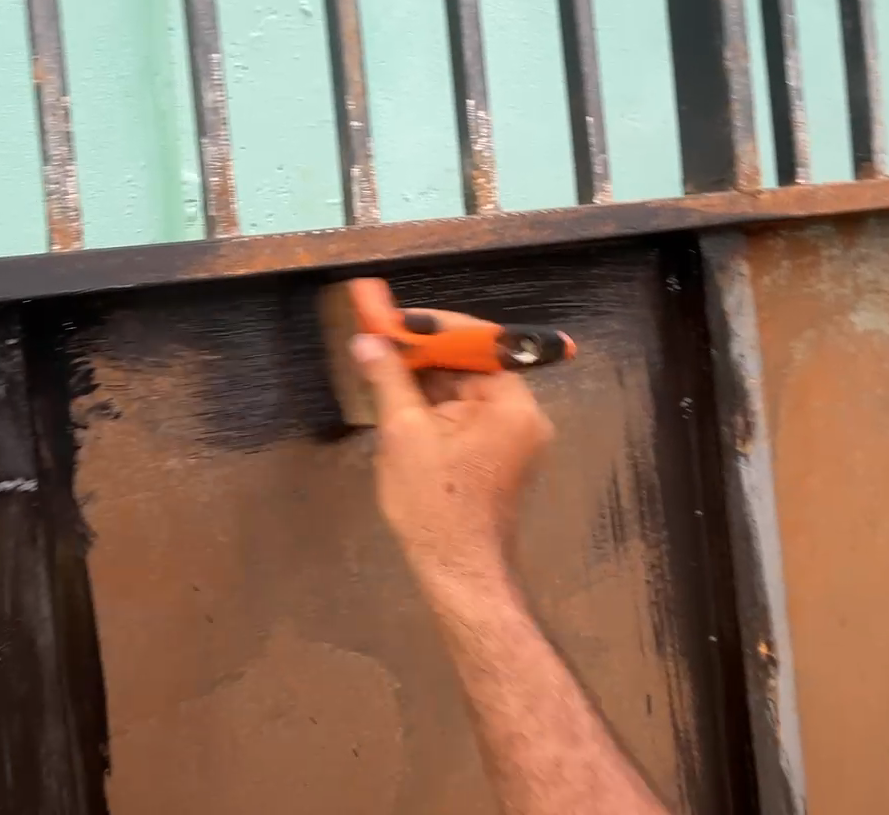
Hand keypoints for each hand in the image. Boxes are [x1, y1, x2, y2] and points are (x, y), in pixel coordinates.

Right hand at [353, 334, 555, 577]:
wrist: (458, 573)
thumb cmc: (433, 504)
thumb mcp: (403, 433)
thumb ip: (388, 378)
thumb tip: (366, 339)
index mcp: (510, 404)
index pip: (474, 341)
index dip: (429, 325)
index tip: (389, 315)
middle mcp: (522, 413)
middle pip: (469, 363)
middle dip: (423, 350)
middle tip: (378, 336)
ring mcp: (512, 434)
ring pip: (462, 386)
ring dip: (424, 375)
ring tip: (381, 361)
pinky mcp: (497, 450)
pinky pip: (464, 410)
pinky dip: (433, 401)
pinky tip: (399, 394)